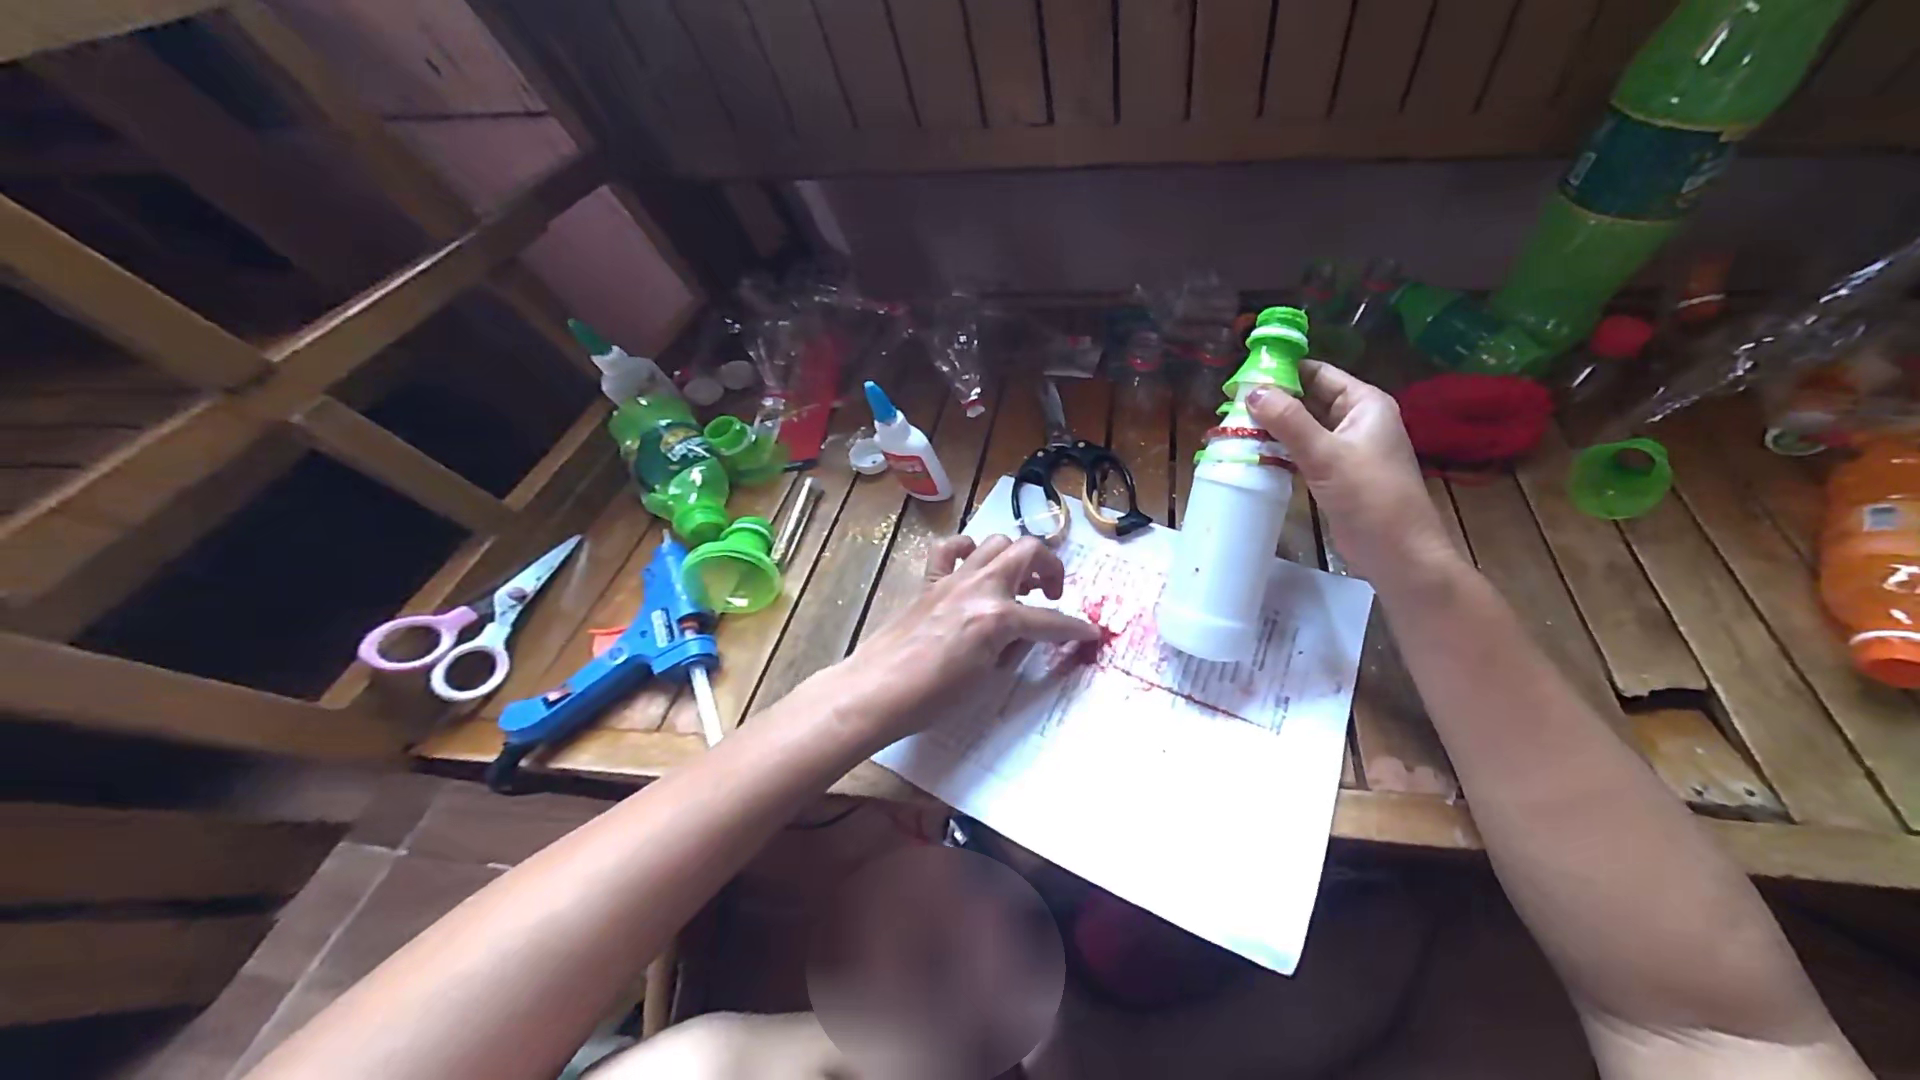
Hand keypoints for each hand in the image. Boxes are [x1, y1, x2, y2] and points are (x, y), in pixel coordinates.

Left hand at [836, 534, 1098, 745]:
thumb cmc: (932, 698)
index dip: (1076, 629)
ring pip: (995, 542)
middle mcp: (980, 588)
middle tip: (1051, 593)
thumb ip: (1012, 648)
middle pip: (1029, 552)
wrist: (877, 690)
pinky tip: (971, 568)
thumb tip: (1024, 635)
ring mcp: (953, 579)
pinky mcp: (928, 581)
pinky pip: (950, 549)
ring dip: (1014, 557)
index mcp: (999, 618)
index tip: (1091, 633)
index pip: (1051, 621)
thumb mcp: (986, 678)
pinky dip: (967, 551)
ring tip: (1016, 582)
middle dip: (1052, 568)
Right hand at [1245, 361, 1463, 591]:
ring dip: (1271, 428)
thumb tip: (1251, 390)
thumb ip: (1289, 421)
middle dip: (1271, 401)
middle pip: (1306, 399)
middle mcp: (1355, 419)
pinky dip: (1278, 450)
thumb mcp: (1326, 454)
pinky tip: (1251, 453)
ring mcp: (1344, 448)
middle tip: (1228, 405)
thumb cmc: (1370, 496)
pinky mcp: (1333, 473)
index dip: (1282, 371)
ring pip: (1301, 427)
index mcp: (1364, 403)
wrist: (1397, 552)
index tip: (1242, 377)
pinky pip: (1301, 452)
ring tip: (1232, 427)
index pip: (1318, 373)